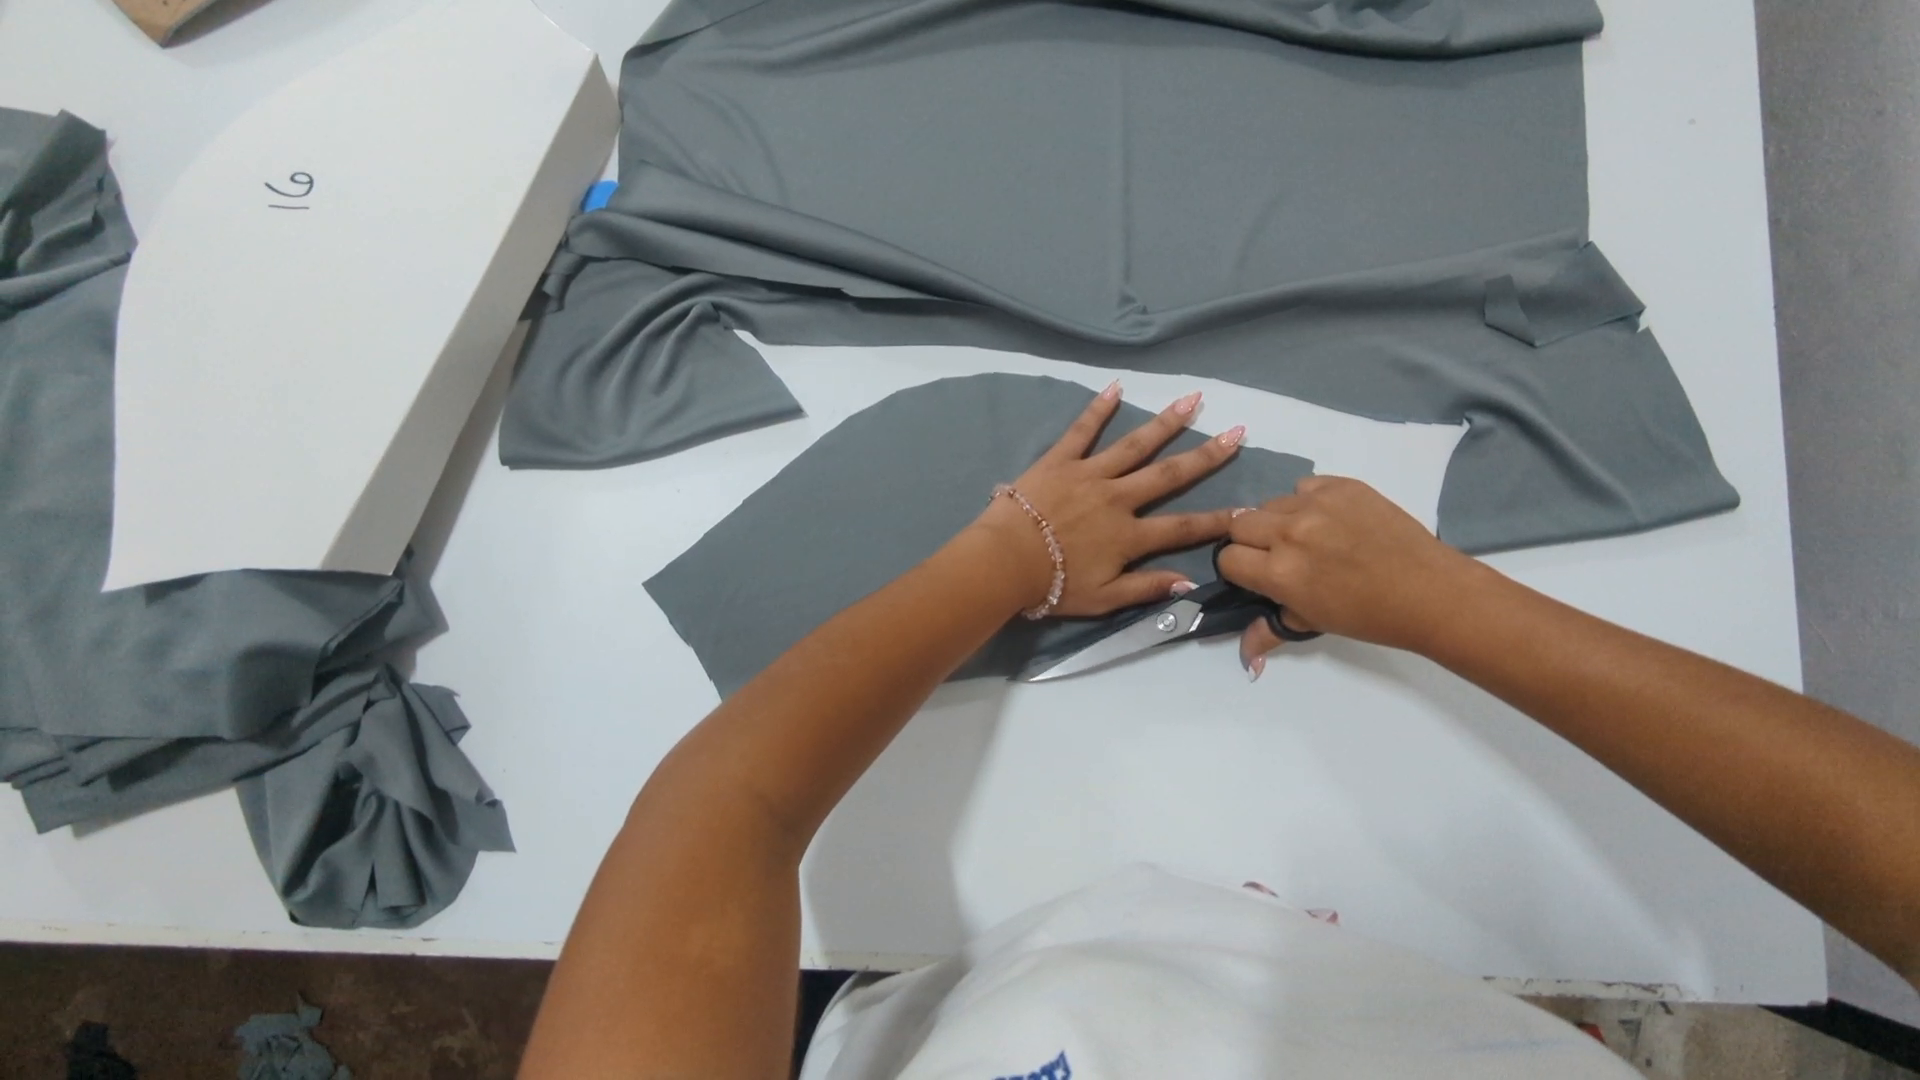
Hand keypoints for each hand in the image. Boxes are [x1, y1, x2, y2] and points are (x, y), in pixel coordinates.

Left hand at [973, 383, 1245, 617]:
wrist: (1005, 561)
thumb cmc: (1053, 586)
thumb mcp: (1104, 599)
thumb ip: (1146, 589)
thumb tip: (1190, 582)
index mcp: (1129, 536)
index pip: (1182, 528)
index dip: (1216, 522)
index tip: (1245, 512)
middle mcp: (1118, 498)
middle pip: (1168, 475)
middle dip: (1205, 455)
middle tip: (1235, 432)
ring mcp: (1089, 475)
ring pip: (1135, 445)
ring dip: (1165, 422)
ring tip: (1192, 400)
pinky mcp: (1060, 460)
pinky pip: (1082, 430)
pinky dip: (1099, 408)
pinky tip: (1116, 387)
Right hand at [1217, 476, 1485, 676]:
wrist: (1431, 592)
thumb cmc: (1369, 616)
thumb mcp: (1312, 624)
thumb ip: (1269, 632)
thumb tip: (1245, 660)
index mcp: (1280, 572)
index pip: (1227, 558)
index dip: (1238, 568)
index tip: (1256, 575)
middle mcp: (1290, 533)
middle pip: (1239, 523)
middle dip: (1250, 540)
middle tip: (1276, 554)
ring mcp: (1316, 505)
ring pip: (1271, 503)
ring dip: (1278, 519)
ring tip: (1307, 536)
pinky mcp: (1342, 486)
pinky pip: (1304, 486)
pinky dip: (1308, 501)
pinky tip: (1330, 520)